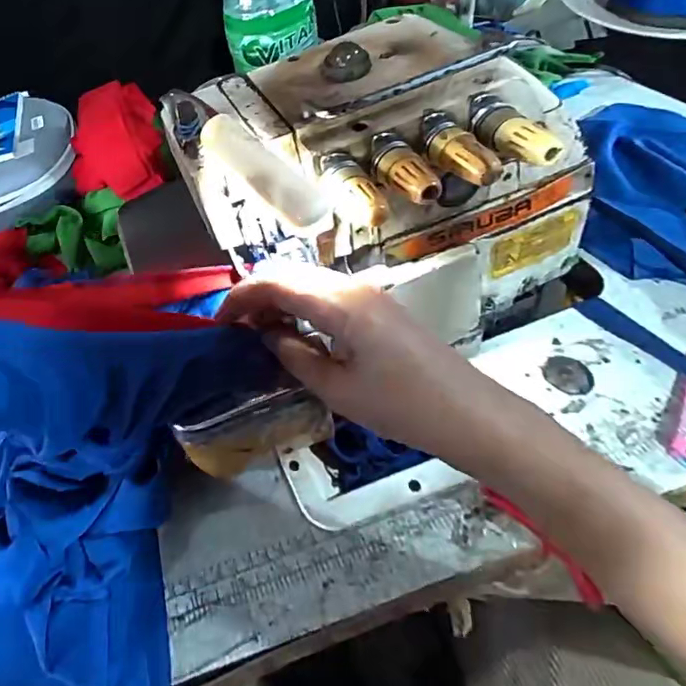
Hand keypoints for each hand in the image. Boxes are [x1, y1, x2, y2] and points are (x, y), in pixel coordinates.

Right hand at [215, 262, 540, 474]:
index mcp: (338, 302)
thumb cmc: (401, 405)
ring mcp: (368, 292)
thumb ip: (294, 356)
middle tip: (236, 329)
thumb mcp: (337, 389)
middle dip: (257, 294)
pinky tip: (297, 332)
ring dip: (280, 299)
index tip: (218, 322)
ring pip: (309, 281)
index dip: (240, 297)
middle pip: (290, 273)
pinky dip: (303, 305)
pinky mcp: (378, 305)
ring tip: (260, 333)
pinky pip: (328, 293)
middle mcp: (352, 286)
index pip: (275, 282)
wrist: (467, 412)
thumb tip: (268, 336)